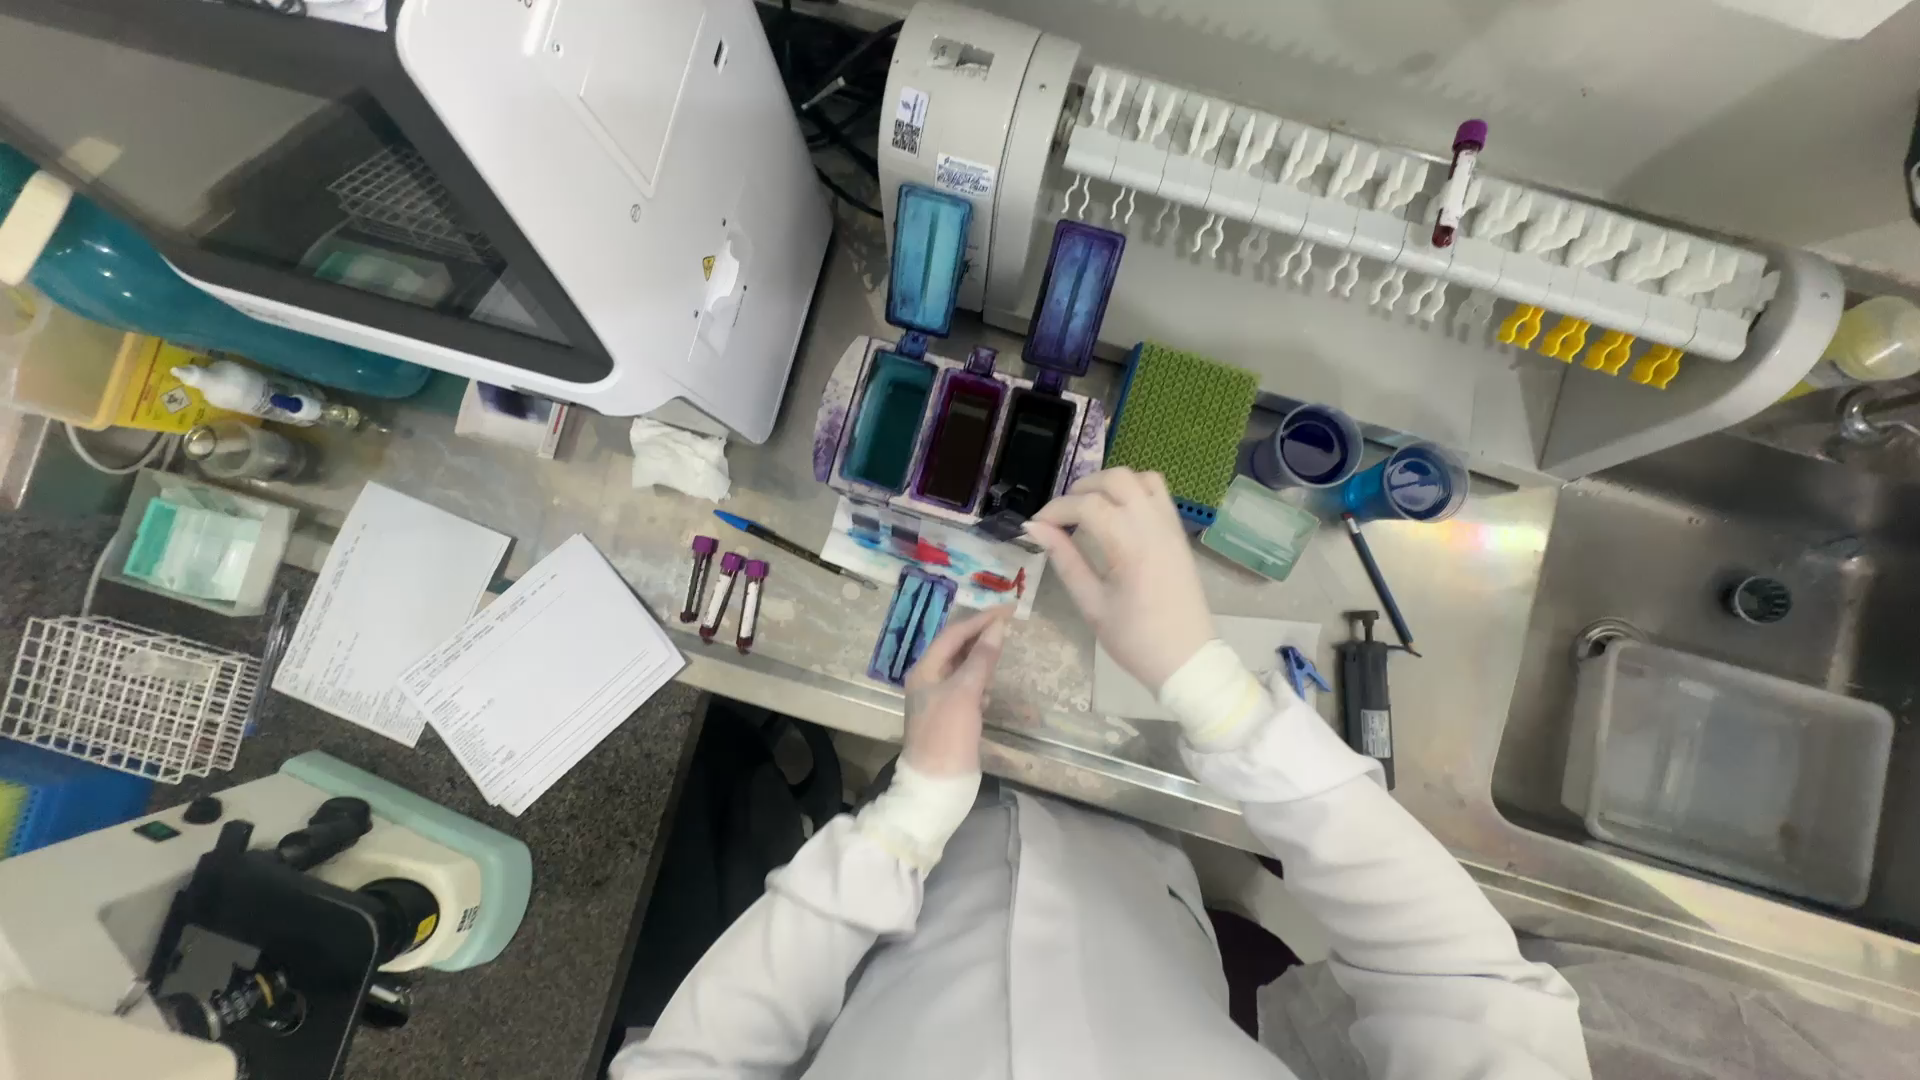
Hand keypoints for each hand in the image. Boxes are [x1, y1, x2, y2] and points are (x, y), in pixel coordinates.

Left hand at [901, 605, 1012, 776]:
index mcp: (925, 670)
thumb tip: (997, 627)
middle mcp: (928, 680)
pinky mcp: (951, 717)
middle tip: (1008, 624)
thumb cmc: (947, 735)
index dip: (979, 620)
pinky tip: (991, 688)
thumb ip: (981, 658)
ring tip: (1002, 648)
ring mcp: (939, 700)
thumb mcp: (965, 692)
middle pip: (955, 648)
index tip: (1007, 611)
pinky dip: (981, 682)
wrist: (938, 785)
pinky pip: (967, 688)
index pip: (953, 634)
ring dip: (981, 657)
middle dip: (980, 635)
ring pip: (962, 667)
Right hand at [1025, 468, 1212, 691]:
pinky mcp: (1178, 533)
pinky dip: (1133, 490)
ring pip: (1140, 478)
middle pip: (1115, 479)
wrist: (1186, 660)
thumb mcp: (1091, 604)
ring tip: (1088, 508)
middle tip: (1061, 515)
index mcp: (1131, 545)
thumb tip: (1035, 528)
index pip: (1087, 505)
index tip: (1036, 526)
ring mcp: (1171, 526)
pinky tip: (1116, 514)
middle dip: (1081, 489)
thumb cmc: (1135, 639)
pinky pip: (1158, 493)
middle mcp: (1154, 525)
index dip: (1056, 509)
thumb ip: (1064, 559)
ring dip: (1109, 484)